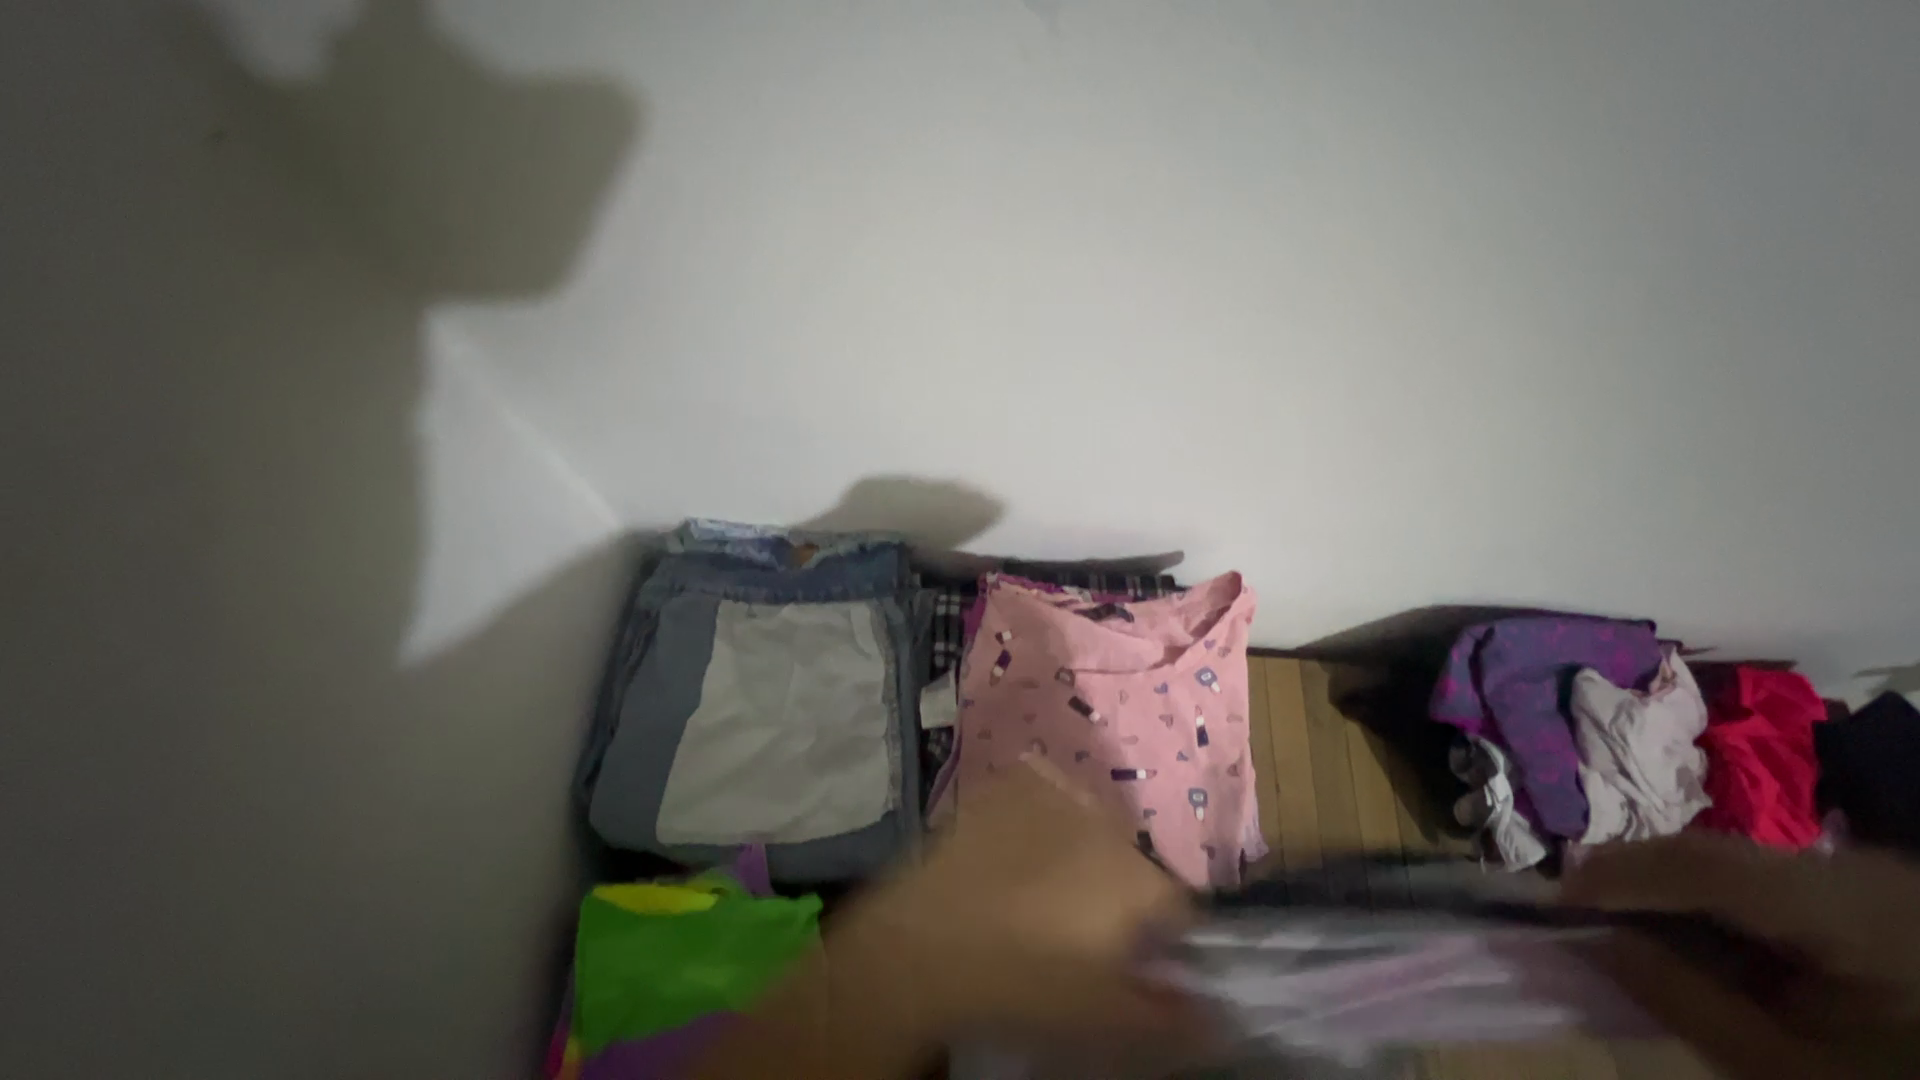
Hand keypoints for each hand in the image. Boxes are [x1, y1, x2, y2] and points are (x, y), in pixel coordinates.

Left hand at [841, 754, 1197, 1042]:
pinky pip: (1047, 791)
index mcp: (1138, 880)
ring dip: (1080, 853)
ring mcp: (1057, 793)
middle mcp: (1108, 824)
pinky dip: (1042, 815)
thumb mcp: (1100, 1017)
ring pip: (1091, 828)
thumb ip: (1170, 1017)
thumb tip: (1218, 1015)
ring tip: (1037, 890)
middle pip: (1132, 864)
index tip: (1127, 958)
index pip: (1179, 909)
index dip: (1158, 939)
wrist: (922, 939)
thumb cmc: (1017, 982)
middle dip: (1115, 894)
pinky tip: (1015, 848)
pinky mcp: (1013, 781)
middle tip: (1072, 928)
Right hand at [1563, 833, 1919, 1078]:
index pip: (1706, 866)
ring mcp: (1867, 874)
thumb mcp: (1782, 1068)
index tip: (1554, 902)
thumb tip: (1588, 937)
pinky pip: (1759, 874)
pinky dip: (1704, 894)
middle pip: (1713, 853)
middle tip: (1571, 903)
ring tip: (1610, 911)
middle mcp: (1862, 871)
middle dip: (1632, 874)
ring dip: (1661, 882)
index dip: (1619, 874)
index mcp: (1854, 913)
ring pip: (1729, 857)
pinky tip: (1677, 922)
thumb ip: (1681, 998)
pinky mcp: (1861, 888)